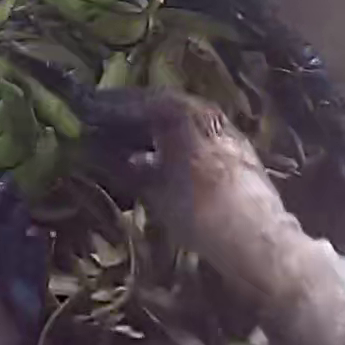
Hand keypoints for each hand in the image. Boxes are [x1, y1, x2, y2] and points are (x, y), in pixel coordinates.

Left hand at [0, 126, 43, 344]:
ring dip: (35, 201)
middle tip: (41, 147)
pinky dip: (45, 233)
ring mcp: (11, 253)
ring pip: (24, 218)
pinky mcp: (31, 277)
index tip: (16, 128)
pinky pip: (39, 248)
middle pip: (7, 196)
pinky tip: (51, 218)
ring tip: (53, 174)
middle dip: (20, 175)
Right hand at [84, 90, 344, 344]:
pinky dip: (168, 137)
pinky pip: (189, 129)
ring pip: (171, 117)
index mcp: (175, 108)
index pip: (128, 103)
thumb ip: (120, 164)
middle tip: (99, 126)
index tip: (82, 114)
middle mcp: (196, 105)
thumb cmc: (200, 210)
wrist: (262, 242)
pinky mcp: (231, 141)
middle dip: (124, 117)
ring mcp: (217, 121)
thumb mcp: (152, 189)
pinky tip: (156, 153)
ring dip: (147, 127)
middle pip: (150, 105)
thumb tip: (90, 150)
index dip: (103, 111)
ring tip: (124, 142)